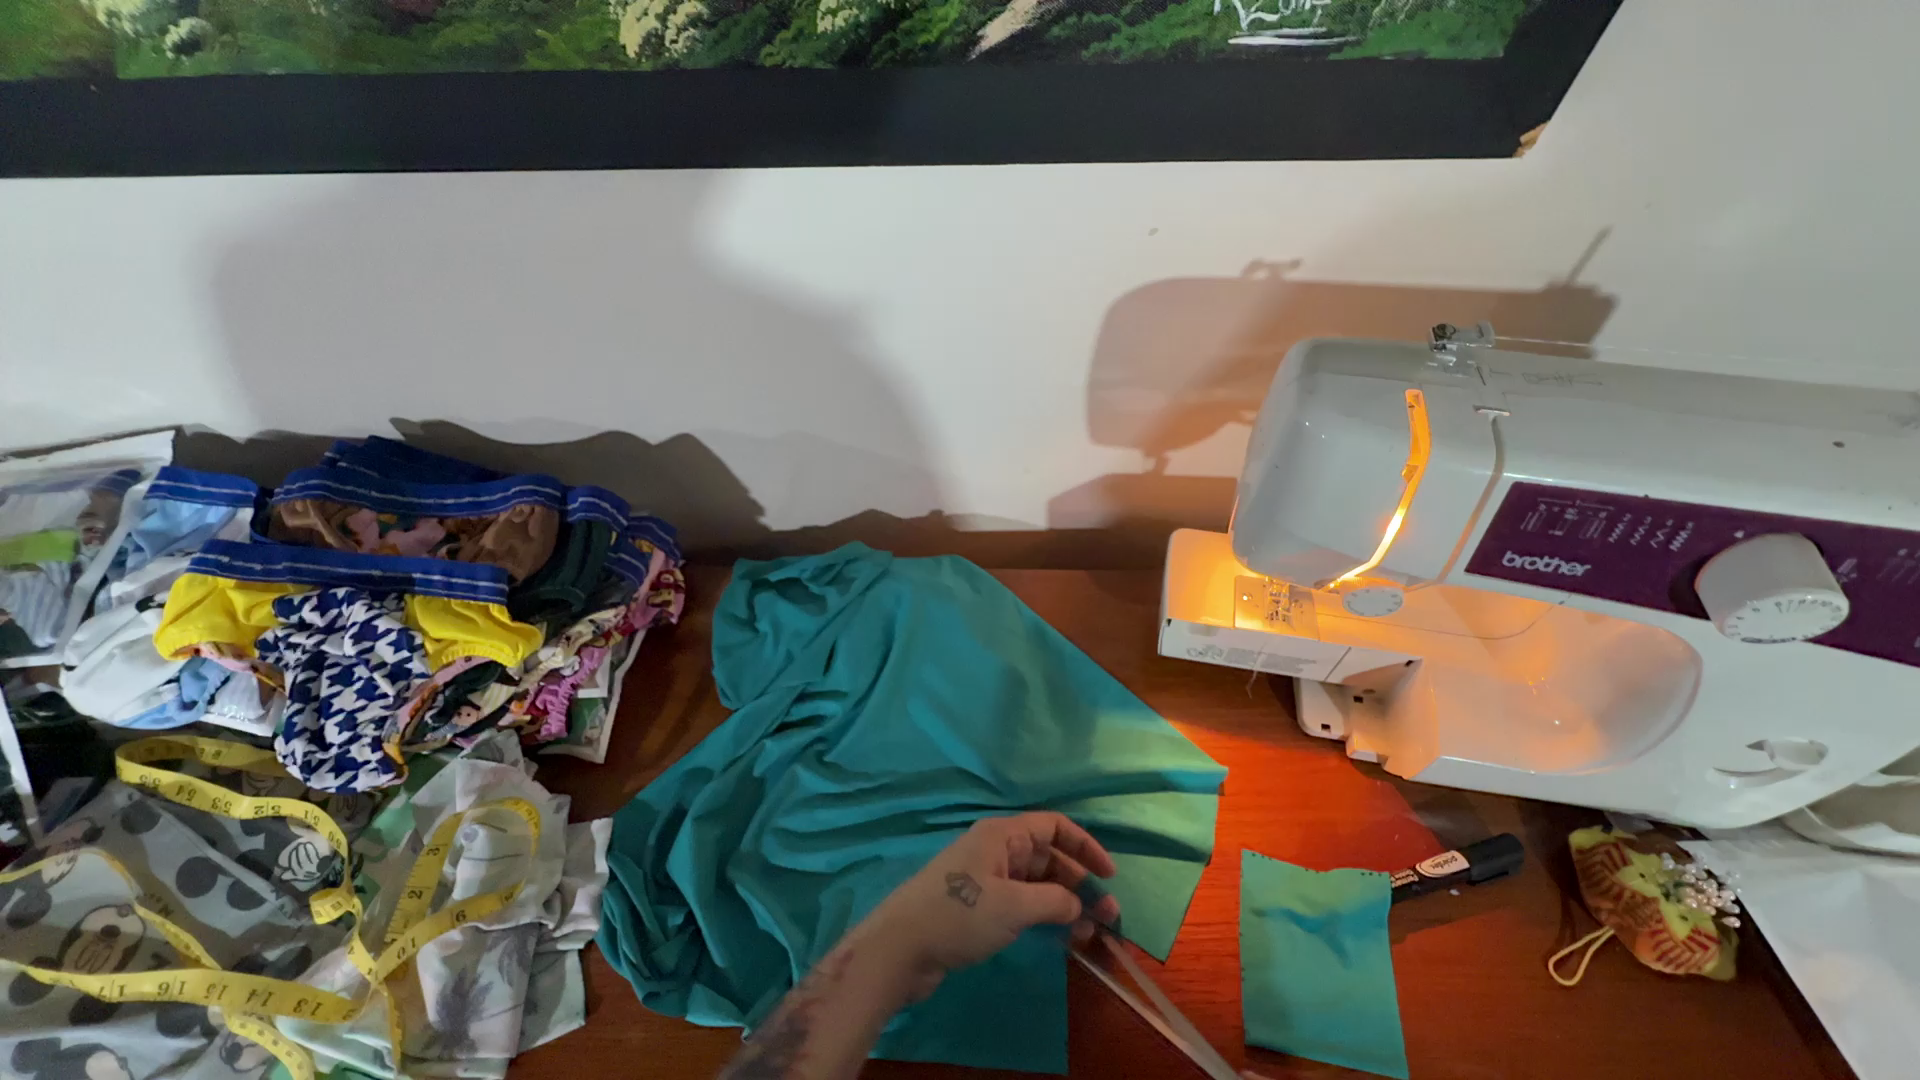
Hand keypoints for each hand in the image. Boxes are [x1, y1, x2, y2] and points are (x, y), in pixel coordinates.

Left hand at [850, 812, 1122, 1002]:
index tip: (1109, 875)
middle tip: (1107, 917)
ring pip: (1037, 884)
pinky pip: (1022, 904)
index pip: (1053, 826)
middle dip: (1079, 883)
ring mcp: (986, 879)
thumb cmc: (958, 916)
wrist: (900, 948)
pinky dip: (1044, 917)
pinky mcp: (978, 908)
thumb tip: (1078, 905)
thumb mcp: (1013, 906)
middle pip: (1048, 857)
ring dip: (1064, 904)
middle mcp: (996, 850)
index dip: (1085, 846)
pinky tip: (1061, 939)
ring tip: (1088, 935)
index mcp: (1002, 835)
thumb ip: (1054, 901)